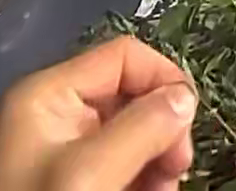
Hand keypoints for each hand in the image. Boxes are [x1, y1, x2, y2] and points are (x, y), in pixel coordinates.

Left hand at [0, 36, 196, 190]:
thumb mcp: (90, 177)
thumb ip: (144, 127)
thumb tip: (186, 98)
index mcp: (47, 95)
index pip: (124, 57)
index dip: (163, 79)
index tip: (188, 124)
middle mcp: (51, 115)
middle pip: (129, 95)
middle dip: (161, 128)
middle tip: (178, 170)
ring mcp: (55, 155)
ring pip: (128, 134)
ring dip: (156, 159)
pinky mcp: (62, 188)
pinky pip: (115, 168)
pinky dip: (139, 180)